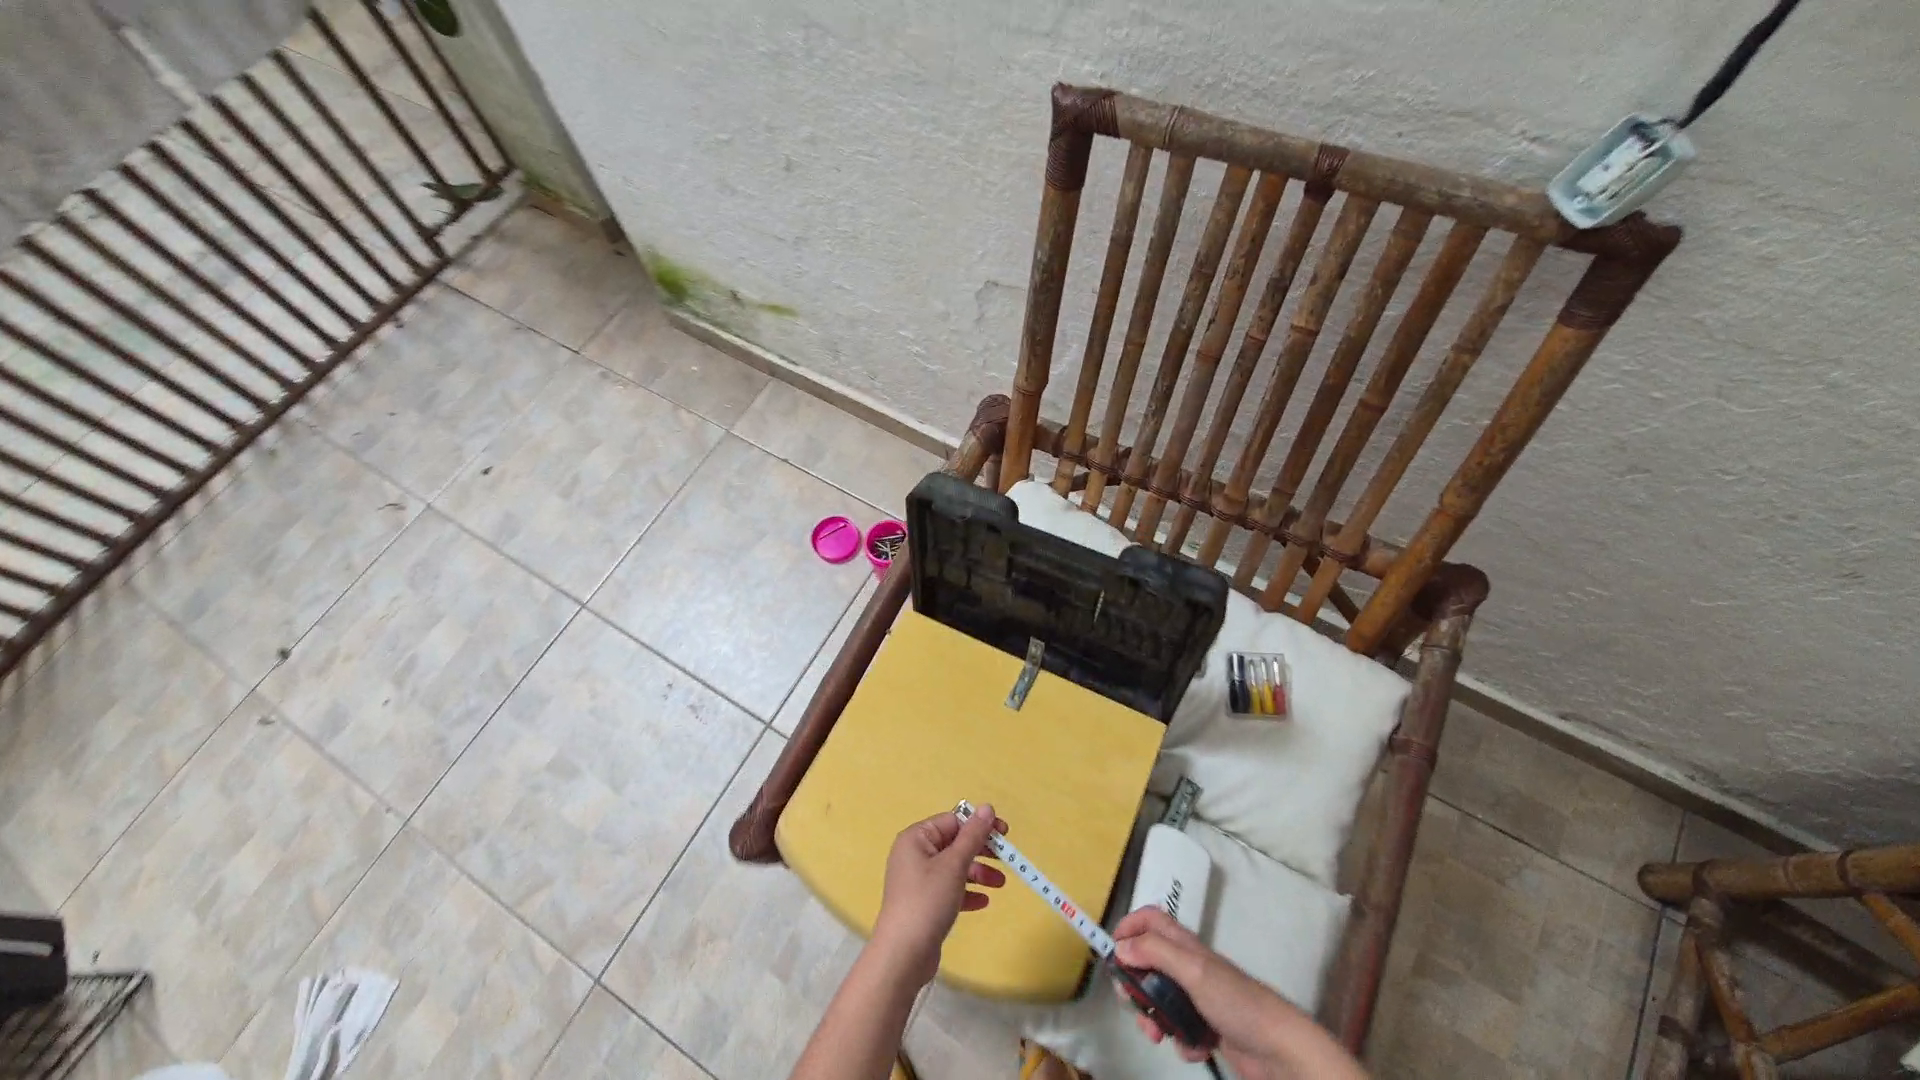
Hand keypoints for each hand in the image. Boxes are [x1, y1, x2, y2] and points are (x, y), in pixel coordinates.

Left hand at [870, 805, 1008, 985]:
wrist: (903, 953)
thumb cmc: (928, 900)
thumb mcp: (954, 864)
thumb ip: (973, 836)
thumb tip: (987, 807)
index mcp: (916, 838)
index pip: (952, 821)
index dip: (979, 825)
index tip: (1005, 834)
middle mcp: (914, 854)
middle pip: (954, 844)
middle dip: (981, 851)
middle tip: (1007, 859)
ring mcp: (918, 880)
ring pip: (954, 867)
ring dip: (978, 873)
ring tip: (1000, 885)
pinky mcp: (924, 902)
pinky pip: (950, 889)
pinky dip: (967, 892)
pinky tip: (983, 902)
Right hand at [1112, 907, 1366, 1079]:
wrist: (1279, 1049)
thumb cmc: (1237, 1002)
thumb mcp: (1193, 971)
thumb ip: (1156, 953)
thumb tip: (1120, 947)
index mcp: (1185, 945)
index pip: (1150, 920)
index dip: (1128, 928)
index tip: (1113, 954)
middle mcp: (1189, 967)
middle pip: (1147, 964)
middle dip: (1135, 985)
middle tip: (1131, 1002)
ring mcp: (1197, 997)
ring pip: (1159, 1001)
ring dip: (1154, 1019)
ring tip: (1160, 1035)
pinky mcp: (1206, 1026)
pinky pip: (1179, 1029)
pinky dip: (1181, 1039)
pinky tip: (1195, 1047)